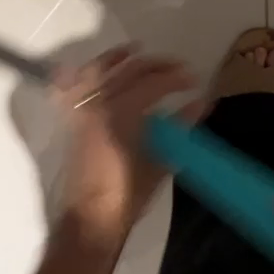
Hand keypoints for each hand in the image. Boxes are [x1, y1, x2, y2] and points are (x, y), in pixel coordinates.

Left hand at [53, 45, 201, 241]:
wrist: (89, 222)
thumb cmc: (127, 195)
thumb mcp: (160, 161)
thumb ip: (181, 127)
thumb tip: (203, 102)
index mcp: (122, 114)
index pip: (154, 83)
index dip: (177, 77)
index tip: (194, 79)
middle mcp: (99, 105)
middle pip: (129, 71)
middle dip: (156, 64)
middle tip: (176, 67)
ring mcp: (81, 112)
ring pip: (97, 72)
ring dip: (116, 58)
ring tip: (134, 51)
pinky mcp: (72, 124)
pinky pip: (70, 90)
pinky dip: (77, 76)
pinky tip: (86, 69)